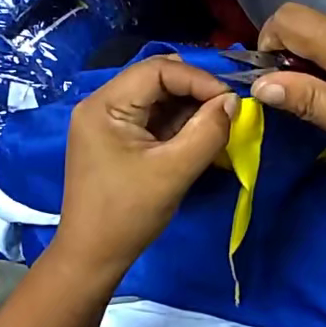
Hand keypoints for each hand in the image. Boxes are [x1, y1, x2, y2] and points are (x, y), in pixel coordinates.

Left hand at [52, 57, 238, 274]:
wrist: (92, 256)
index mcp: (104, 104)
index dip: (197, 79)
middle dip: (195, 91)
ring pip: (156, 98)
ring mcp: (107, 122)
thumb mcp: (173, 171)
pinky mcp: (116, 139)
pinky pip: (151, 118)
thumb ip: (207, 132)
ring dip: (189, 108)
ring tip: (219, 123)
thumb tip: (233, 102)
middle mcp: (101, 104)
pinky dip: (178, 124)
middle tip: (228, 108)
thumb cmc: (127, 214)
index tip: (230, 100)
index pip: (157, 70)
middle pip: (155, 79)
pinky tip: (200, 135)